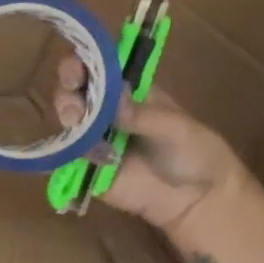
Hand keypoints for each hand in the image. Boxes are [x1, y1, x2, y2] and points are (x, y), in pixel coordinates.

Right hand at [53, 56, 246, 234]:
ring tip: (76, 120)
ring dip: (66, 111)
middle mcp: (105, 108)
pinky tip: (85, 151)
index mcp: (128, 90)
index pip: (99, 67)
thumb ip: (142, 115)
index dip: (84, 61)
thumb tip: (113, 98)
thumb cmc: (194, 153)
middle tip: (74, 94)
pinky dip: (69, 148)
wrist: (197, 200)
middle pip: (74, 87)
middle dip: (68, 85)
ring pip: (67, 115)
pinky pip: (68, 152)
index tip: (79, 65)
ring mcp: (93, 136)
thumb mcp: (175, 128)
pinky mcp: (86, 165)